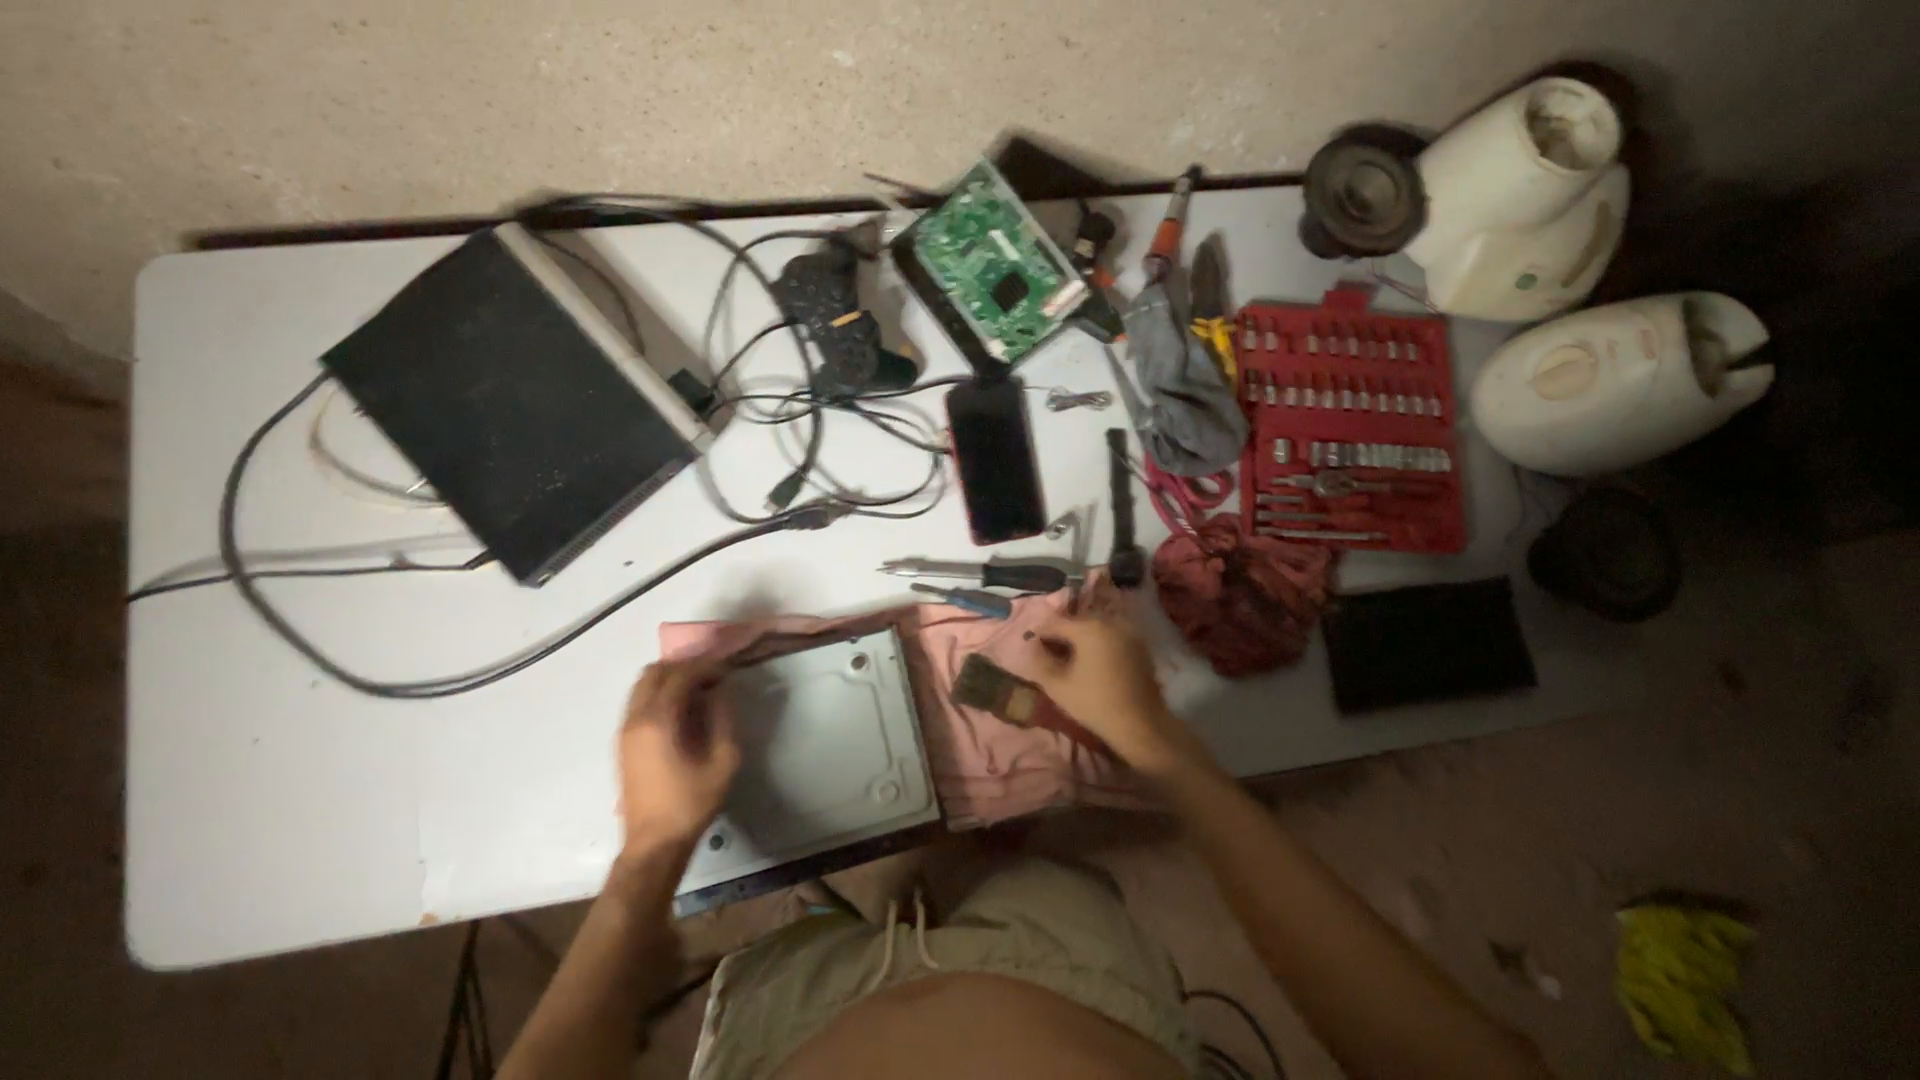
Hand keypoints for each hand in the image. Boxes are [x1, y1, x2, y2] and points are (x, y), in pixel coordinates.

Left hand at [617, 658, 740, 852]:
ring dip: (669, 679)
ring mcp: (624, 731)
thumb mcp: (723, 762)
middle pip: (653, 672)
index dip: (705, 667)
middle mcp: (635, 719)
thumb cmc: (691, 804)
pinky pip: (638, 703)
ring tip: (698, 691)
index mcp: (658, 721)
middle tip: (711, 677)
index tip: (727, 671)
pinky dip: (659, 695)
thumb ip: (722, 720)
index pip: (679, 675)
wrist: (653, 843)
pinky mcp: (623, 743)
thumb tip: (719, 693)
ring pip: (642, 686)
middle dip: (684, 667)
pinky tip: (682, 711)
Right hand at [1027, 610, 1209, 775]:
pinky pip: (1112, 636)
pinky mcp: (1140, 645)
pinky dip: (1099, 643)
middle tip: (1051, 652)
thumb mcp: (1057, 685)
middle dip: (1062, 633)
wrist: (1140, 723)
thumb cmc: (1094, 703)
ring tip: (1071, 658)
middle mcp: (1111, 622)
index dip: (1040, 634)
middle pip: (1078, 621)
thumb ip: (1040, 661)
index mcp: (1089, 627)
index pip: (1055, 622)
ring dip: (1082, 638)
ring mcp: (1129, 632)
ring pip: (1096, 627)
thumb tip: (1032, 646)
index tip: (1032, 647)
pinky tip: (1093, 662)